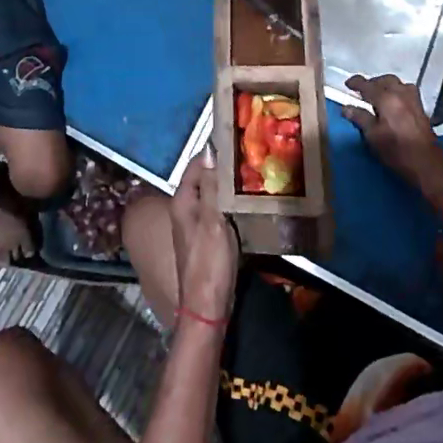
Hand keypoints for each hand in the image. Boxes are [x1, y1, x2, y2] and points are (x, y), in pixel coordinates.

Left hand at [170, 150, 238, 322]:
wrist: (208, 306)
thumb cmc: (209, 262)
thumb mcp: (212, 220)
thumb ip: (211, 186)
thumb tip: (211, 150)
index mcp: (183, 201)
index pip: (198, 163)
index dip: (216, 149)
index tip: (239, 136)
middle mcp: (187, 208)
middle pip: (207, 177)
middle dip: (227, 165)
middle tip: (255, 152)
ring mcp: (198, 223)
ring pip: (215, 193)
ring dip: (232, 183)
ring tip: (259, 170)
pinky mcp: (210, 236)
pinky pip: (222, 209)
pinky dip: (235, 201)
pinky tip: (253, 198)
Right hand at [341, 74, 442, 194]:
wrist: (426, 163)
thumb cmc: (396, 151)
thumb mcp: (373, 136)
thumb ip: (360, 118)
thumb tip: (346, 107)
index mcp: (387, 98)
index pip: (368, 85)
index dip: (356, 83)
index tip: (347, 84)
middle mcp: (401, 93)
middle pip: (384, 80)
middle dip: (371, 83)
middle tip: (361, 92)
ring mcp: (414, 99)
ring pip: (397, 83)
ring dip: (384, 85)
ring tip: (376, 96)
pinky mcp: (420, 107)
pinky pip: (405, 90)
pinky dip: (395, 91)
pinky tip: (391, 102)